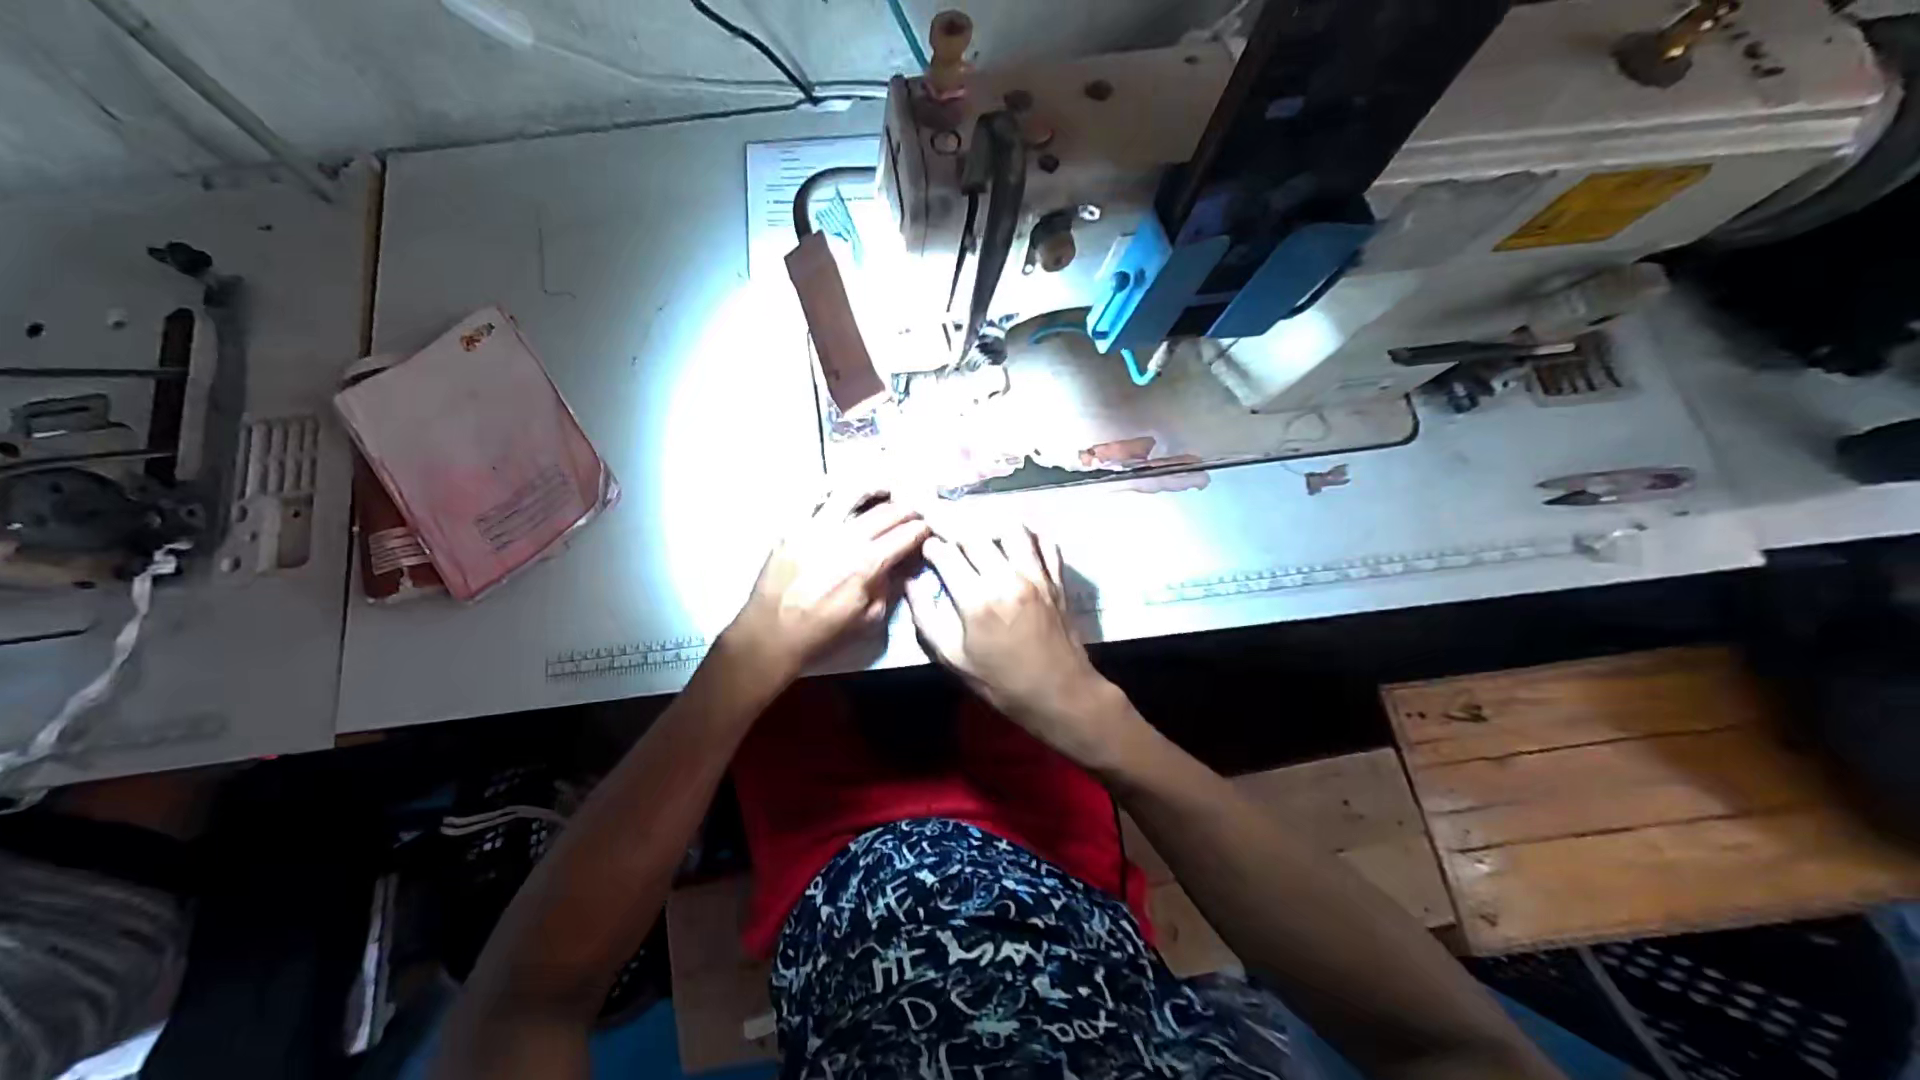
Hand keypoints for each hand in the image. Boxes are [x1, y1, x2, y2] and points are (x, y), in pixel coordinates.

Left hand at [726, 488, 930, 677]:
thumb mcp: (868, 620)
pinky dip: (835, 489)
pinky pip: (815, 496)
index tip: (929, 527)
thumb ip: (889, 587)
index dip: (922, 528)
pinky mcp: (792, 526)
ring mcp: (815, 527)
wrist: (771, 635)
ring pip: (852, 491)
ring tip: (885, 489)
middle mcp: (844, 538)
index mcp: (867, 564)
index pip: (906, 535)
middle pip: (886, 511)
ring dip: (875, 487)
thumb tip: (902, 564)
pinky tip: (845, 491)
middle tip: (914, 510)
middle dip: (907, 508)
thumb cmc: (823, 634)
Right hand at [905, 521, 1118, 753]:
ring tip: (980, 532)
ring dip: (991, 525)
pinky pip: (1045, 543)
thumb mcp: (953, 659)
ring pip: (1012, 530)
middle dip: (955, 529)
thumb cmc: (1001, 682)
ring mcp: (1036, 576)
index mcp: (977, 600)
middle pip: (975, 535)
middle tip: (947, 533)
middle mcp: (1006, 579)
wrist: (1059, 694)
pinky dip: (1030, 535)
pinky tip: (1017, 539)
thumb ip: (928, 618)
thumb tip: (911, 584)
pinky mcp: (1056, 580)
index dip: (931, 546)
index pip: (946, 554)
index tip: (926, 547)